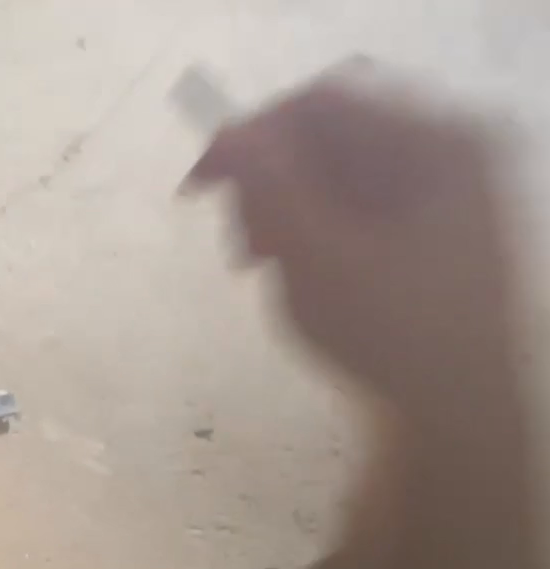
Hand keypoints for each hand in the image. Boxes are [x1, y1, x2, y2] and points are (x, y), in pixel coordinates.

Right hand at [186, 65, 524, 423]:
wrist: (448, 394)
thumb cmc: (382, 326)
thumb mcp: (315, 255)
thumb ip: (270, 187)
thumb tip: (226, 133)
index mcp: (434, 140)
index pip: (321, 99)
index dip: (249, 134)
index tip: (195, 192)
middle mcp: (444, 143)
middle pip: (323, 128)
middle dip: (263, 179)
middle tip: (243, 247)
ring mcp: (437, 178)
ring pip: (326, 163)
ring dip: (275, 205)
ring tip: (263, 261)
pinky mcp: (421, 211)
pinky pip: (342, 192)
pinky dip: (300, 220)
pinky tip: (290, 260)